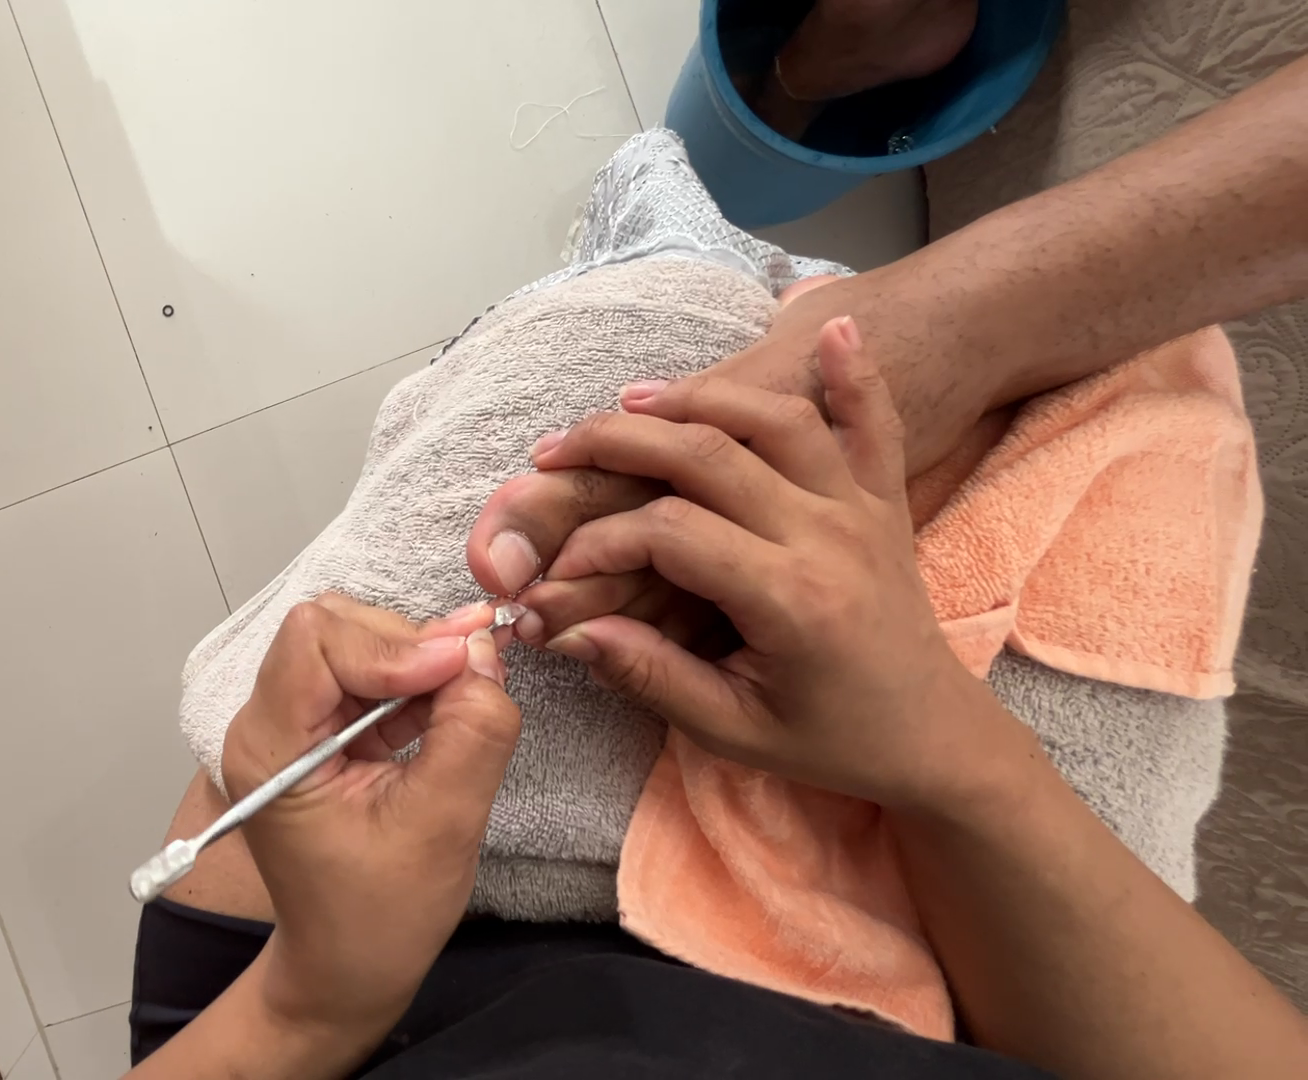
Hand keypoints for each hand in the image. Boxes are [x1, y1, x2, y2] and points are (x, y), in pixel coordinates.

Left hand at [222, 595, 520, 1043]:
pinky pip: (368, 670)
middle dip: (408, 644)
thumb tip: (484, 653)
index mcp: (269, 747)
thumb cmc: (378, 918)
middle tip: (471, 676)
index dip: (391, 643)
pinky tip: (450, 700)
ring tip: (465, 690)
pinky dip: (415, 676)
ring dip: (416, 657)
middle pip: (334, 628)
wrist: (345, 965)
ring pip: (354, 639)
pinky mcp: (320, 726)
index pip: (315, 640)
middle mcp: (267, 721)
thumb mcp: (441, 828)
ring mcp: (291, 721)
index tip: (458, 668)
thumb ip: (471, 733)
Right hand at [519, 318, 1030, 810]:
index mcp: (789, 599)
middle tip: (557, 447)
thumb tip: (566, 631)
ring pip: (776, 421)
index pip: (669, 534)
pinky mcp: (881, 502)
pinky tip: (828, 324)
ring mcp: (861, 510)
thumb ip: (646, 676)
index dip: (599, 542)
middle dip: (620, 442)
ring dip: (698, 397)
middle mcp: (827, 537)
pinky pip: (874, 423)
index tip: (559, 569)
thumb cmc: (831, 742)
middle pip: (709, 455)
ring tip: (633, 396)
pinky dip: (853, 372)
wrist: (940, 742)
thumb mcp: (730, 730)